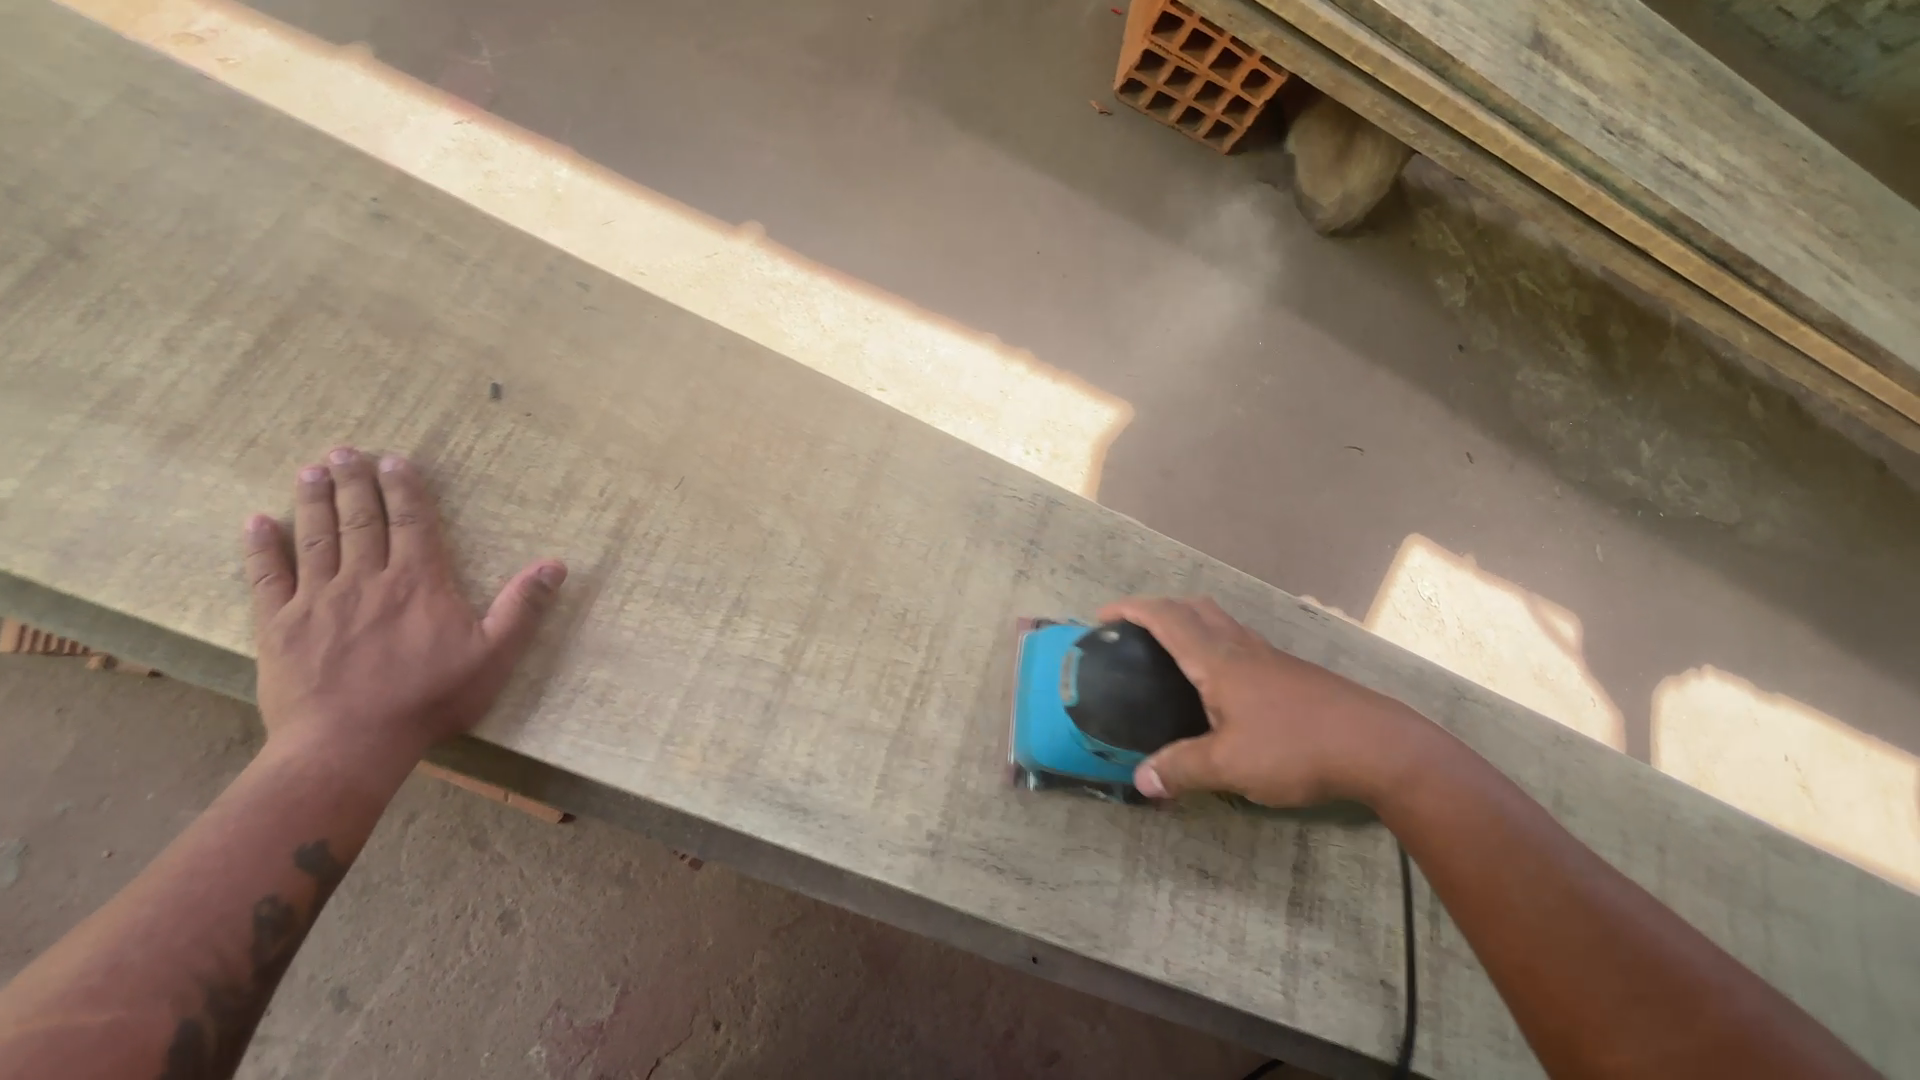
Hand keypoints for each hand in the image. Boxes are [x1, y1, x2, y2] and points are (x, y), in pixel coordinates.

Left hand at [242, 446, 565, 763]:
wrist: (350, 743)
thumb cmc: (430, 699)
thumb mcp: (494, 656)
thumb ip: (523, 608)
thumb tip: (557, 565)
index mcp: (419, 583)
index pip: (411, 523)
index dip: (404, 490)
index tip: (394, 461)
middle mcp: (366, 579)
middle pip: (360, 520)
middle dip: (355, 482)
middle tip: (346, 451)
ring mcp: (318, 599)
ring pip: (316, 537)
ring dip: (314, 501)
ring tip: (311, 470)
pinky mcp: (280, 625)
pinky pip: (268, 576)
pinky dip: (261, 546)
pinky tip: (257, 521)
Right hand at [1098, 596, 1433, 807]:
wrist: (1378, 747)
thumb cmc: (1296, 747)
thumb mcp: (1229, 766)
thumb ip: (1181, 770)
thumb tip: (1141, 781)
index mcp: (1218, 660)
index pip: (1167, 618)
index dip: (1132, 610)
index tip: (1103, 615)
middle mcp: (1242, 649)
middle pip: (1195, 608)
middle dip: (1159, 608)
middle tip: (1134, 631)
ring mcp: (1270, 659)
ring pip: (1222, 622)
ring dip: (1190, 623)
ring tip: (1171, 653)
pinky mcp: (1291, 675)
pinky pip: (1241, 644)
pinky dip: (1216, 645)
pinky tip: (1220, 685)